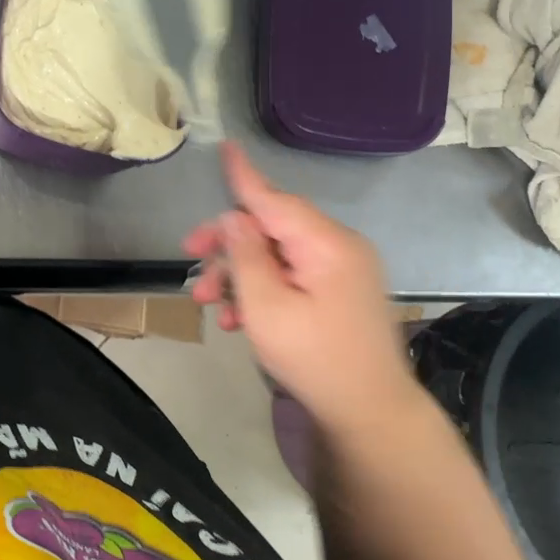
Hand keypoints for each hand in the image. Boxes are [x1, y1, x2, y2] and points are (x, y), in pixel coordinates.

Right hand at [184, 143, 419, 431]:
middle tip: (190, 264)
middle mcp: (338, 248)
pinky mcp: (338, 292)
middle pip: (270, 228)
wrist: (369, 412)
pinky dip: (260, 290)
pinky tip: (236, 319)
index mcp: (326, 245)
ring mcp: (341, 271)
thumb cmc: (314, 358)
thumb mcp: (266, 307)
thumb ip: (246, 257)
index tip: (225, 146)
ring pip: (275, 255)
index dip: (243, 176)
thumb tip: (233, 217)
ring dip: (238, 276)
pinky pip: (291, 276)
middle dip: (227, 247)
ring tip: (208, 305)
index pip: (274, 199)